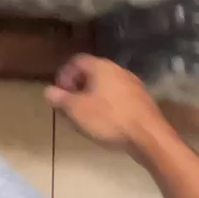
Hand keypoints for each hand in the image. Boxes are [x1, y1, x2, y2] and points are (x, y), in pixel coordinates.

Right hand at [45, 54, 169, 156]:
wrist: (150, 137)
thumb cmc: (109, 119)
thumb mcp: (77, 110)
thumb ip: (60, 99)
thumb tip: (49, 91)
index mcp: (100, 67)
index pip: (76, 60)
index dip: (64, 75)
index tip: (60, 93)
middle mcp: (118, 70)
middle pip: (92, 72)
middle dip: (78, 87)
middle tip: (71, 106)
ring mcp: (133, 84)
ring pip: (106, 85)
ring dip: (93, 96)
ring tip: (87, 116)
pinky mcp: (143, 100)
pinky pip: (119, 96)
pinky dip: (109, 104)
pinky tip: (107, 122)